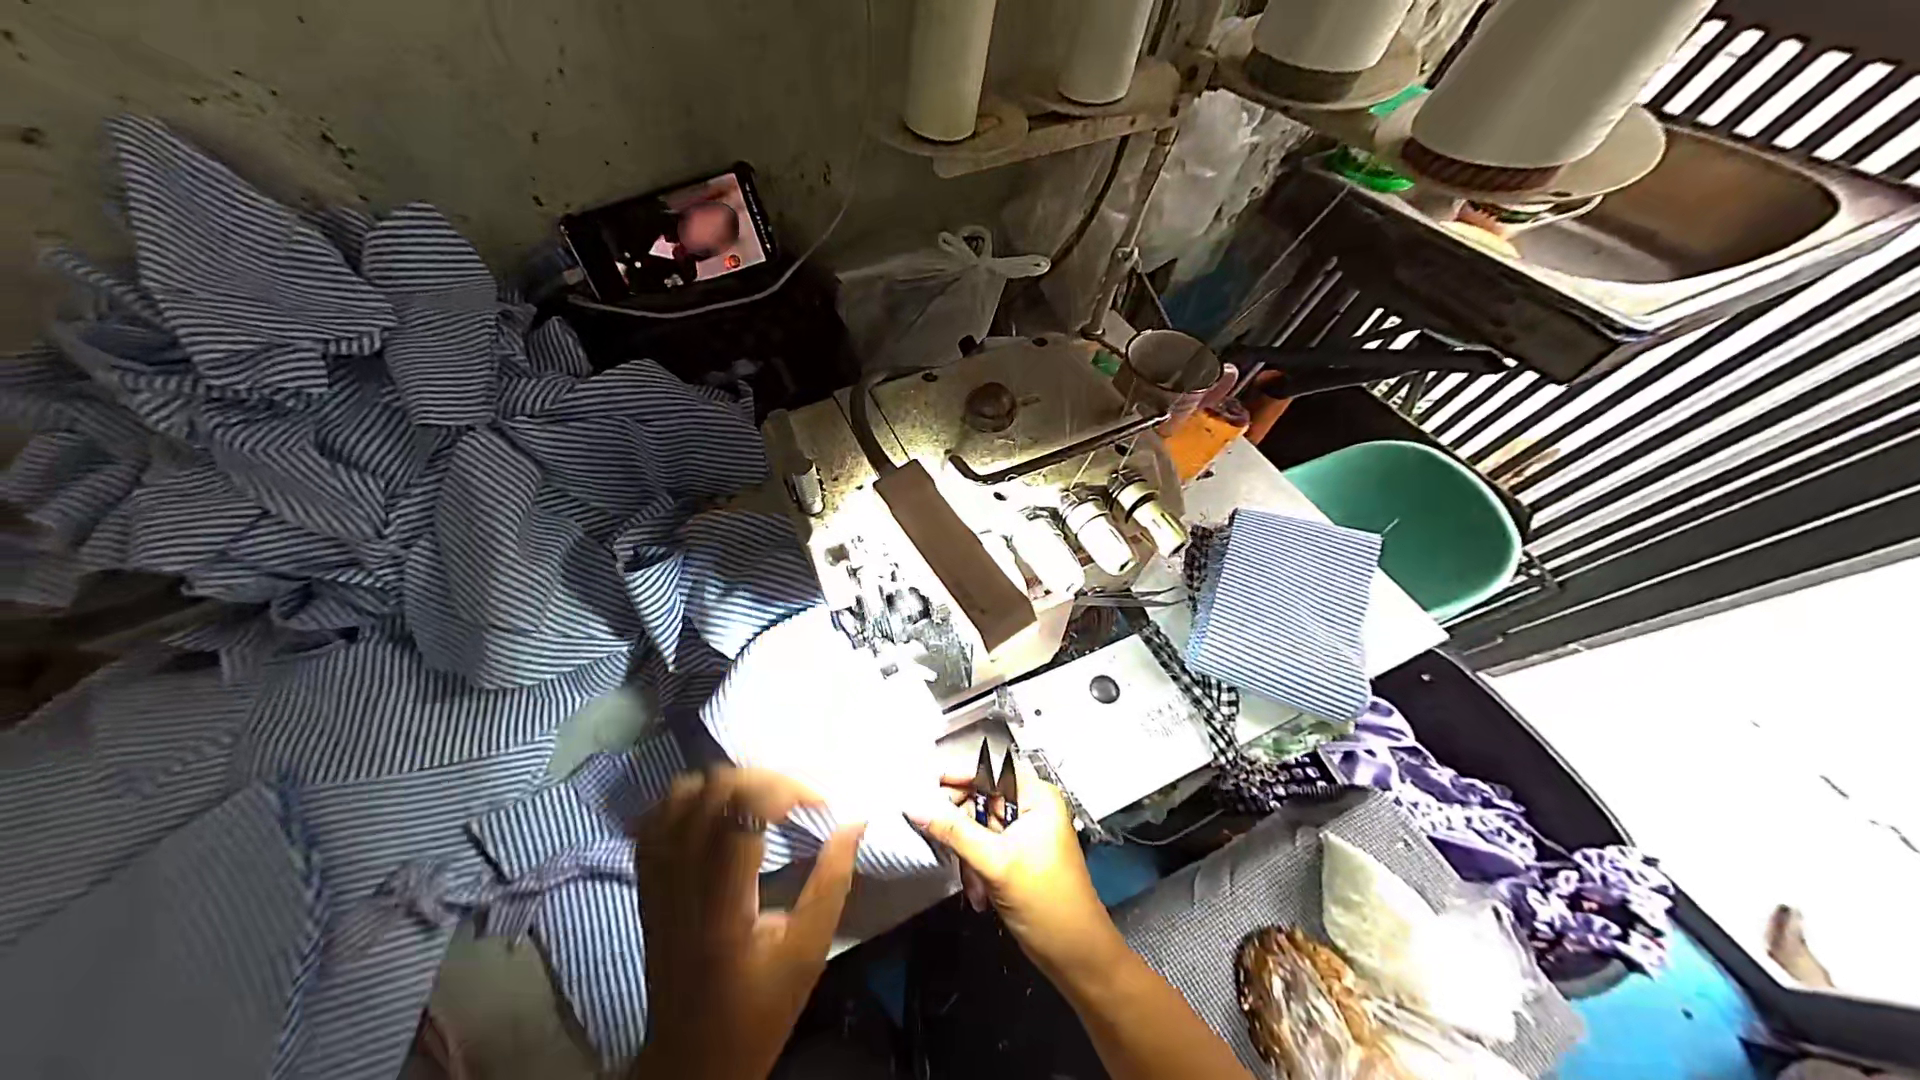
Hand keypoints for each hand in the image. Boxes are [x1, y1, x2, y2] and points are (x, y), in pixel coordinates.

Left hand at [630, 767, 864, 1079]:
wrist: (692, 1060)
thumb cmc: (759, 1011)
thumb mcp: (808, 952)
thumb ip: (832, 882)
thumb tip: (855, 822)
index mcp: (723, 906)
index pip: (741, 814)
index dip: (784, 790)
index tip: (818, 804)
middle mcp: (681, 884)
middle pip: (711, 793)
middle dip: (761, 780)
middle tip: (794, 799)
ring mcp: (657, 883)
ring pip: (679, 797)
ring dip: (725, 785)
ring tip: (760, 800)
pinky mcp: (647, 886)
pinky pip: (656, 821)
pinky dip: (689, 800)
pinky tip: (717, 809)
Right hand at [907, 753, 1125, 981]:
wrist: (1075, 955)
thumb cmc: (1048, 904)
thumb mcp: (996, 862)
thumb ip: (954, 831)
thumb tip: (918, 806)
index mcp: (1037, 797)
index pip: (989, 771)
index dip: (957, 777)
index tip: (925, 788)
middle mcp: (1031, 808)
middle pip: (979, 799)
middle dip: (962, 829)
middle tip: (944, 844)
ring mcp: (1024, 833)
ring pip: (977, 827)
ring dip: (968, 856)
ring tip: (974, 884)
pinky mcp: (1016, 856)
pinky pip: (983, 849)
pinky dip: (975, 868)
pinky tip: (980, 893)